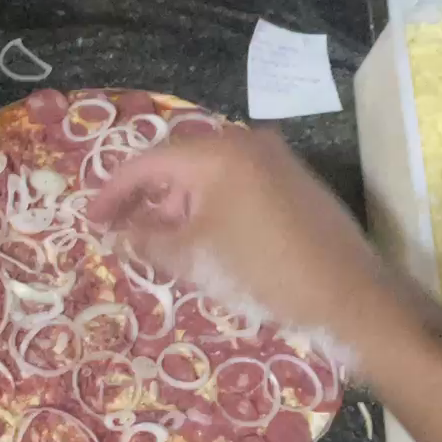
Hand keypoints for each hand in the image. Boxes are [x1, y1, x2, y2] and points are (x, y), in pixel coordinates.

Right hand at [89, 130, 402, 346]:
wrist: (350, 298)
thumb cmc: (261, 273)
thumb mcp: (192, 259)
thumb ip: (145, 239)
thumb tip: (118, 232)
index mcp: (217, 154)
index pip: (147, 163)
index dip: (112, 192)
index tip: (91, 221)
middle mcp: (246, 143)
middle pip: (177, 164)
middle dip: (144, 199)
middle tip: (121, 232)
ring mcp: (274, 160)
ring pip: (206, 175)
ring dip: (176, 205)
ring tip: (158, 244)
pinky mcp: (292, 182)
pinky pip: (234, 185)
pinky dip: (207, 207)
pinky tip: (199, 239)